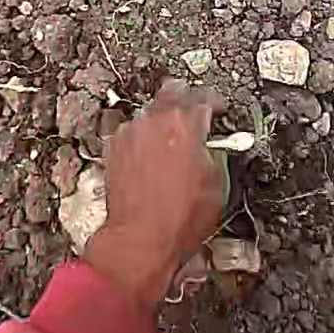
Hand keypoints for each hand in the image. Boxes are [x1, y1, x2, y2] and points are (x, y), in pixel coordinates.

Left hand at [82, 83, 226, 311]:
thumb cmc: (179, 218)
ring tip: (171, 137)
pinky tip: (150, 153)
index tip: (219, 110)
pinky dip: (143, 136)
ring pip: (151, 111)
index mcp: (187, 123)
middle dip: (186, 100)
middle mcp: (156, 120)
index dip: (216, 103)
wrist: (140, 240)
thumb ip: (216, 152)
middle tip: (194, 113)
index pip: (206, 97)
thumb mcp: (217, 183)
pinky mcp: (114, 148)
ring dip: (163, 119)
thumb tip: (215, 146)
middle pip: (173, 92)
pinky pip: (132, 131)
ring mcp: (132, 132)